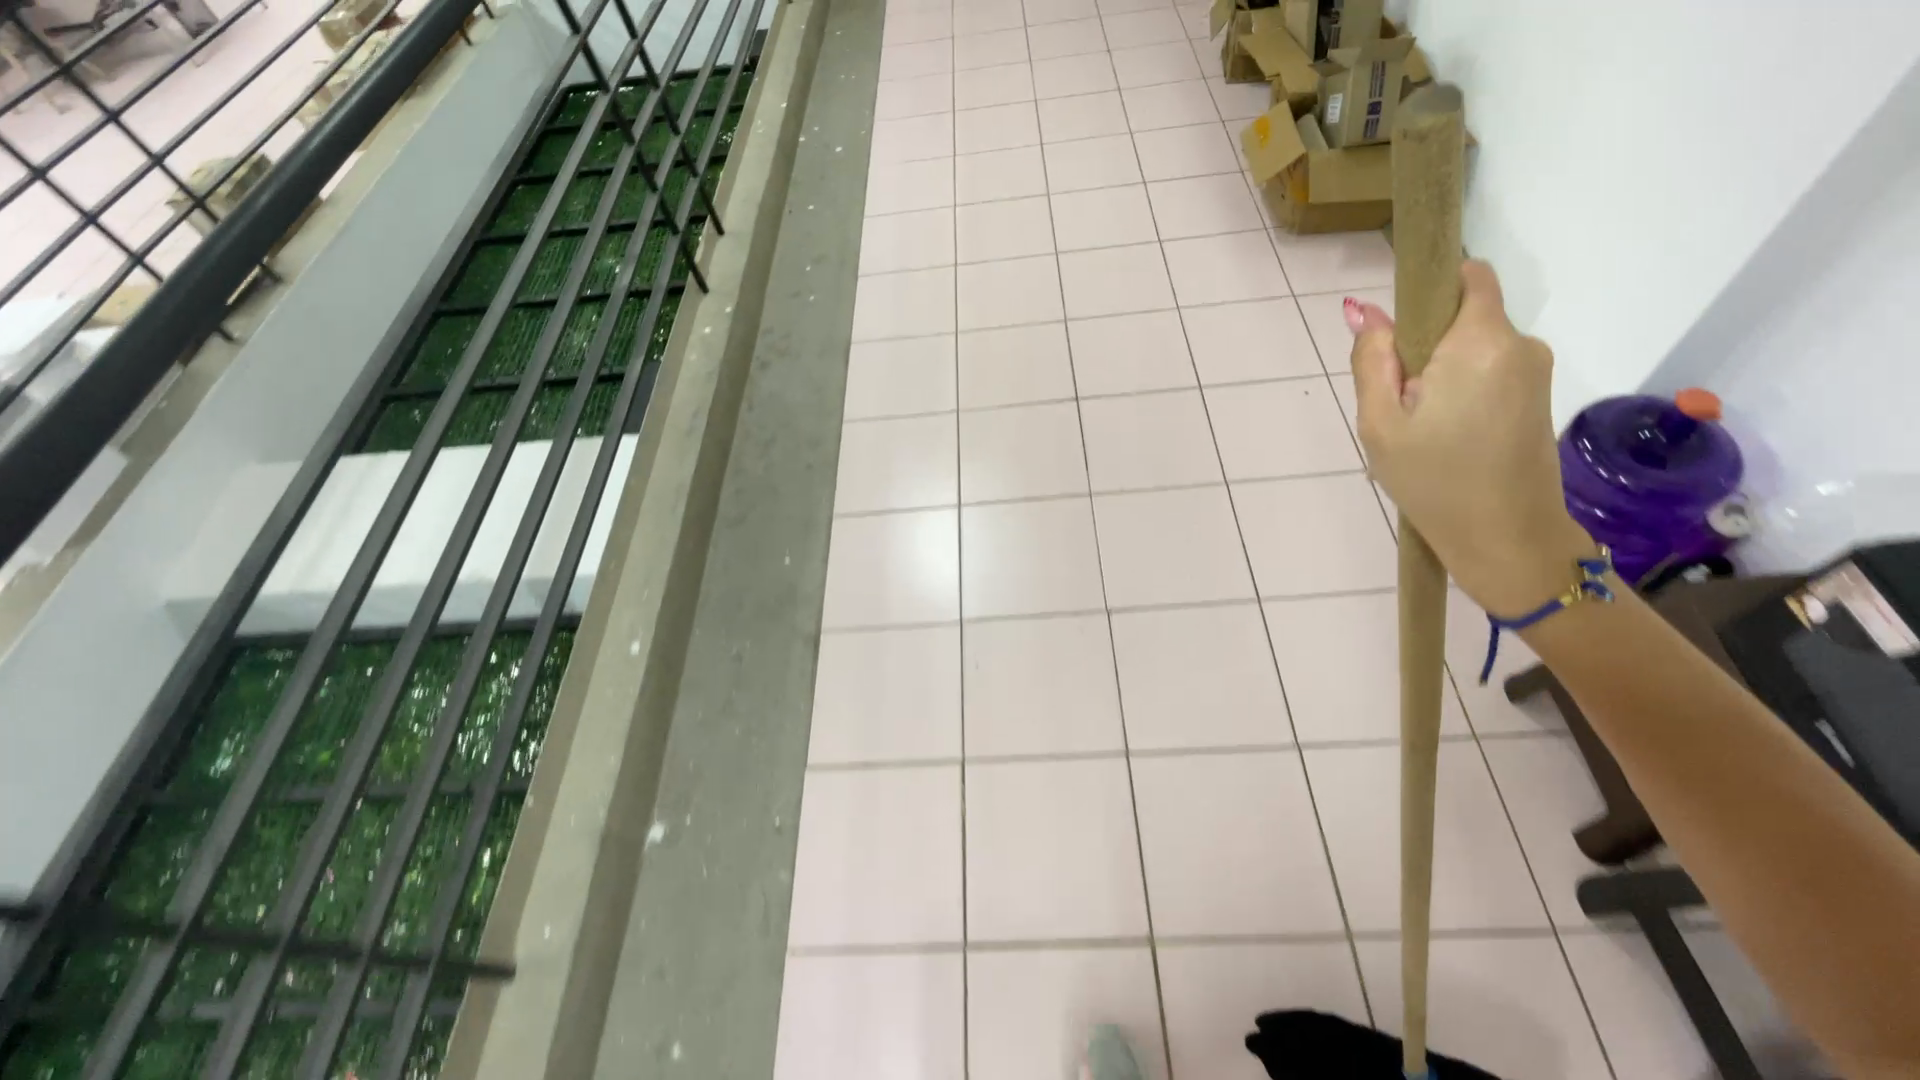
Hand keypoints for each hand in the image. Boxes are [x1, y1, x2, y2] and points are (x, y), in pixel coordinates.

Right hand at [1347, 260, 1594, 615]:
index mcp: (1481, 342)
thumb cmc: (1435, 483)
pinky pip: (1490, 371)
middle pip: (1464, 316)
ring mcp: (1535, 371)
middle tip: (1400, 403)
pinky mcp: (1539, 396)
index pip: (1467, 273)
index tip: (1400, 334)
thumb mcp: (1380, 425)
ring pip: (1474, 348)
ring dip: (1443, 372)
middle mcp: (1519, 344)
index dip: (1430, 290)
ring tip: (1421, 427)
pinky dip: (1463, 390)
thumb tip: (1362, 310)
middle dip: (1427, 345)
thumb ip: (1371, 360)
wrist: (1507, 541)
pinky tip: (1446, 436)